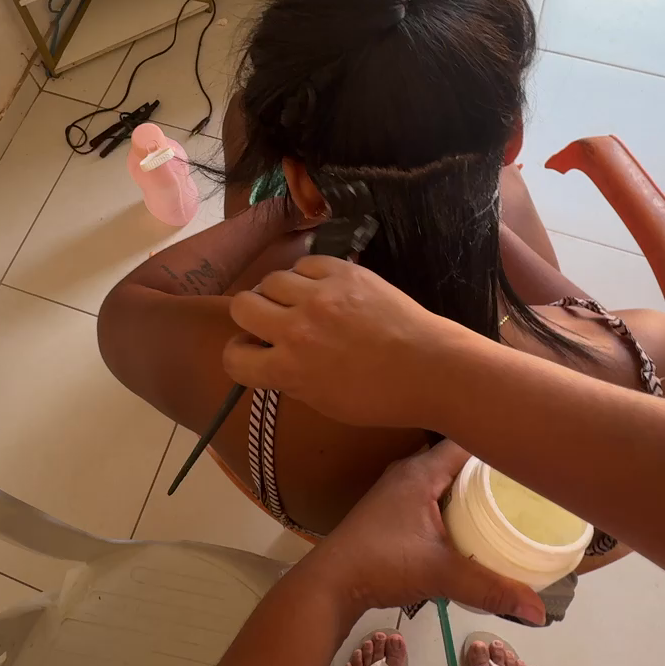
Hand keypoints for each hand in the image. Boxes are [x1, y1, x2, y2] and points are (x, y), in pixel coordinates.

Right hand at [223, 255, 483, 429]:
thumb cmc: (380, 398)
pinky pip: (306, 263)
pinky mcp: (343, 272)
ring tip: (300, 299)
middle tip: (272, 319)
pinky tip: (323, 287)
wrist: (430, 368)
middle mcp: (295, 328)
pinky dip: (308, 274)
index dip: (240, 354)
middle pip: (243, 304)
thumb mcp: (323, 402)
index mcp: (288, 369)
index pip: (234, 356)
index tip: (253, 351)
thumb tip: (273, 357)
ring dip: (279, 291)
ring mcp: (318, 296)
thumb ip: (290, 378)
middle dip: (252, 314)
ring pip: (271, 279)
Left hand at [306, 441, 544, 624]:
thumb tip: (539, 612)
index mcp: (422, 471)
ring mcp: (398, 487)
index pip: (466, 441)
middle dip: (490, 467)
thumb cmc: (383, 563)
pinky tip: (471, 519)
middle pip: (457, 457)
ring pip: (444, 475)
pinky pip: (433, 490)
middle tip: (527, 481)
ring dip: (470, 484)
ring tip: (508, 497)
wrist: (333, 579)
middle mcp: (410, 470)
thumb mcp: (441, 574)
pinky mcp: (393, 506)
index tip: (528, 455)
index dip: (497, 444)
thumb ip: (490, 588)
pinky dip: (454, 498)